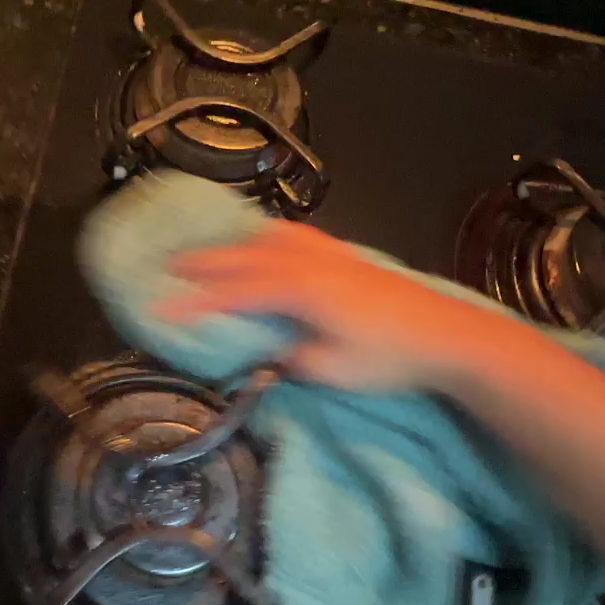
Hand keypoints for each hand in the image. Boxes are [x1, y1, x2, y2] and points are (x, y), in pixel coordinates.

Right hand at [155, 220, 538, 390]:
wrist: (446, 335)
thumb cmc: (388, 357)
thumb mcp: (331, 370)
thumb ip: (288, 359)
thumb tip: (262, 354)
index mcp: (299, 289)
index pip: (234, 293)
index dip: (194, 302)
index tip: (158, 309)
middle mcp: (306, 261)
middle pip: (243, 257)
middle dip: (202, 262)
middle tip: (166, 265)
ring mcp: (326, 252)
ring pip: (265, 238)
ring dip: (232, 244)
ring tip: (207, 251)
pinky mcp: (342, 253)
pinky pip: (293, 234)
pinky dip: (266, 234)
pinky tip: (263, 240)